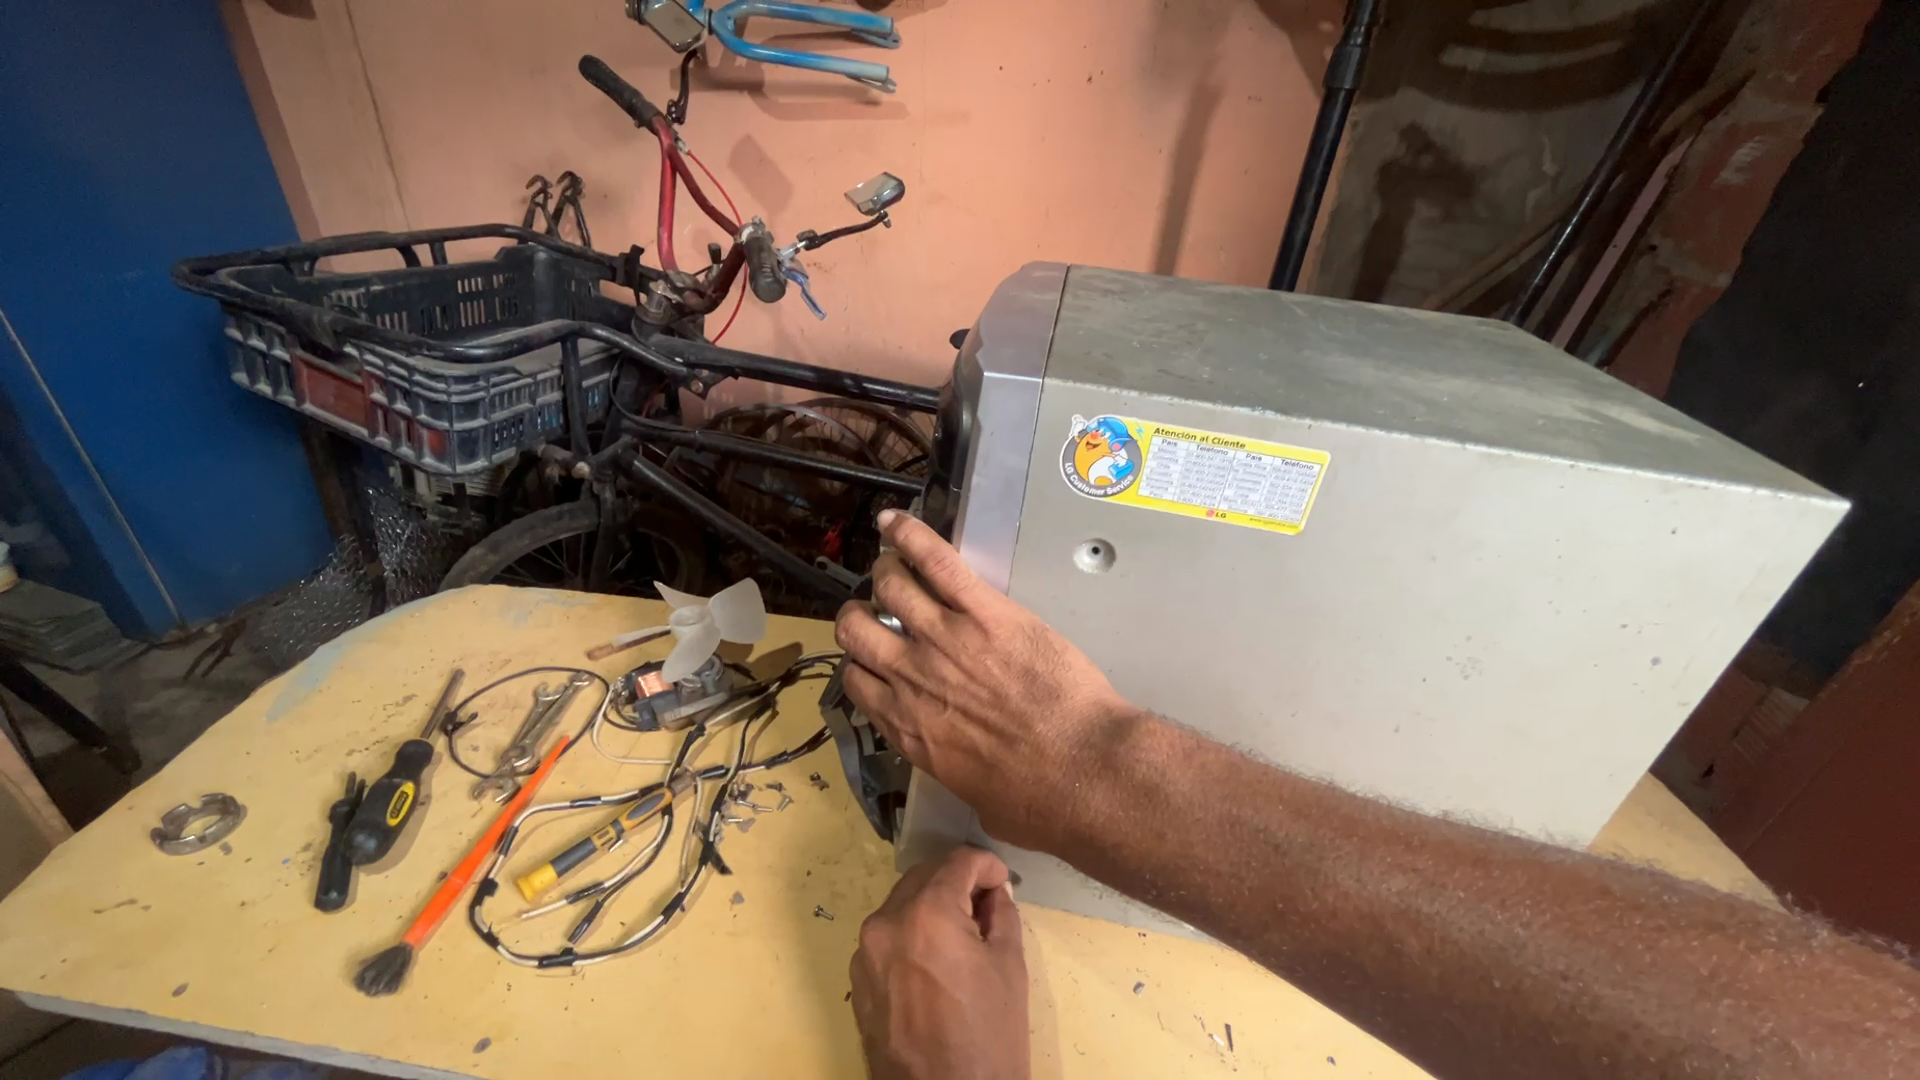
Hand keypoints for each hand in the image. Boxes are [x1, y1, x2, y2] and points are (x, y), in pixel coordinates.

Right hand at [834, 510, 1133, 851]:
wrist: (1082, 770)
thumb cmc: (1037, 798)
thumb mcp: (978, 799)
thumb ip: (953, 770)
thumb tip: (967, 771)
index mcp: (908, 726)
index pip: (857, 680)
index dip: (862, 663)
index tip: (875, 657)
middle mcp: (911, 677)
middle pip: (856, 629)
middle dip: (862, 615)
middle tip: (881, 609)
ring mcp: (943, 638)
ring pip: (889, 587)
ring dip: (888, 574)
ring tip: (897, 567)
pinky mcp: (983, 611)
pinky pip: (934, 561)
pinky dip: (910, 536)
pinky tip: (896, 522)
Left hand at [851, 846, 1029, 1079]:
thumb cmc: (988, 1038)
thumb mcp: (1009, 967)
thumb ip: (1001, 913)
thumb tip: (993, 891)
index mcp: (928, 914)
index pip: (958, 862)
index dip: (986, 865)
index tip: (1001, 881)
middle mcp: (887, 922)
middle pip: (925, 875)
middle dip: (956, 881)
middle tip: (985, 903)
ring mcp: (865, 952)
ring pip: (902, 903)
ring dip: (931, 904)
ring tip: (960, 931)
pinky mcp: (857, 978)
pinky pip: (887, 935)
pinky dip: (910, 932)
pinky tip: (934, 959)